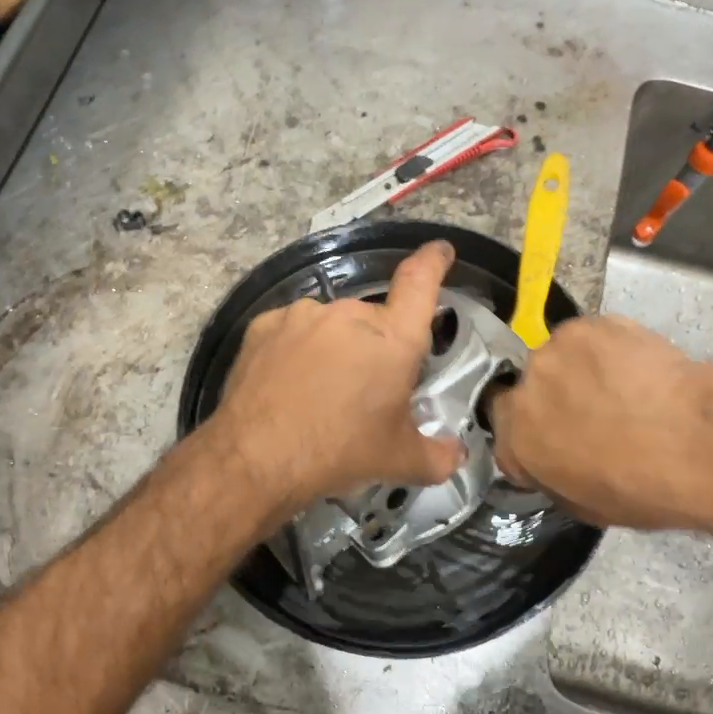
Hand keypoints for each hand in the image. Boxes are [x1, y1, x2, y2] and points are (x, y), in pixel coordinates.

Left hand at [207, 240, 464, 512]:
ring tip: (320, 392)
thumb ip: (437, 456)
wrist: (255, 457)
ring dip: (334, 349)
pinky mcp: (264, 324)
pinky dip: (296, 351)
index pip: (420, 282)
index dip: (433, 262)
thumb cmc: (338, 452)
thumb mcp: (399, 461)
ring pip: (331, 326)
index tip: (439, 252)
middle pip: (374, 321)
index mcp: (393, 339)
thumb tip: (456, 455)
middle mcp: (350, 314)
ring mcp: (303, 315)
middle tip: (365, 390)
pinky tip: (287, 385)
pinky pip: (293, 332)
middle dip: (374, 349)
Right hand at [490, 315, 709, 528]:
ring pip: (561, 358)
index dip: (530, 431)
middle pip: (530, 388)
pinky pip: (592, 337)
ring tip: (623, 387)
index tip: (556, 437)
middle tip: (596, 412)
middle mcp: (524, 392)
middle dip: (555, 398)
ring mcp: (554, 353)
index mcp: (516, 441)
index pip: (504, 429)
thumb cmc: (644, 488)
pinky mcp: (589, 326)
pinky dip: (610, 348)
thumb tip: (556, 463)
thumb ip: (554, 476)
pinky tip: (639, 366)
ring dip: (581, 370)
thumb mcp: (587, 507)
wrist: (695, 440)